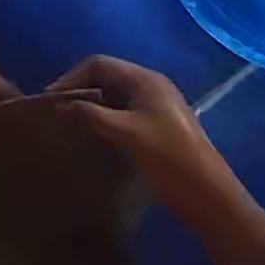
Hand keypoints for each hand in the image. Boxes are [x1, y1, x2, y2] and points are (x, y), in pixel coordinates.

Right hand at [48, 55, 244, 223]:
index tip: (52, 98)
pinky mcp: (158, 125)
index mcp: (146, 79)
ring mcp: (157, 106)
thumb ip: (91, 115)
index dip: (72, 77)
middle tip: (57, 108)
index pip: (99, 64)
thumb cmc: (169, 160)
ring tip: (70, 120)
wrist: (212, 200)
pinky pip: (123, 110)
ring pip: (114, 94)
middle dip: (80, 89)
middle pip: (106, 76)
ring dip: (91, 104)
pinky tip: (93, 133)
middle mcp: (151, 86)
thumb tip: (60, 106)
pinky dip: (104, 116)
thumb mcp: (126, 134)